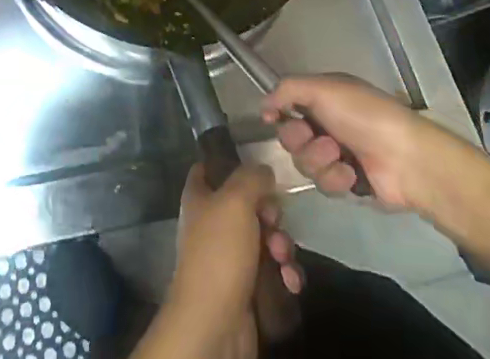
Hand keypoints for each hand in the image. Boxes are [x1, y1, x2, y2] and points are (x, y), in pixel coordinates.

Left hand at [141, 163, 299, 358]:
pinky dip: (286, 274)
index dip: (233, 167)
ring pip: (266, 238)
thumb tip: (263, 170)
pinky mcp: (248, 285)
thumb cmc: (219, 252)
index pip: (209, 168)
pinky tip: (290, 282)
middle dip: (271, 215)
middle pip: (248, 205)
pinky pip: (274, 270)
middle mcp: (212, 223)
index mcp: (199, 197)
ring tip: (282, 259)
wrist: (215, 322)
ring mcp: (230, 255)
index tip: (258, 173)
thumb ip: (251, 178)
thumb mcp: (234, 201)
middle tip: (274, 224)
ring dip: (282, 246)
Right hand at [263, 74, 474, 211]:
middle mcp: (327, 125)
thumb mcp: (323, 88)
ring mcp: (337, 156)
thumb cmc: (364, 115)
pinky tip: (352, 175)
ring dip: (318, 160)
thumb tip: (264, 105)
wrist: (406, 159)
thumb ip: (286, 89)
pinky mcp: (346, 184)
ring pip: (303, 162)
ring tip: (340, 157)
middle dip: (298, 139)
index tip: (272, 118)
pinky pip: (322, 184)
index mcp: (324, 99)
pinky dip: (335, 178)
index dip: (277, 112)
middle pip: (289, 137)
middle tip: (314, 135)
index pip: (287, 105)